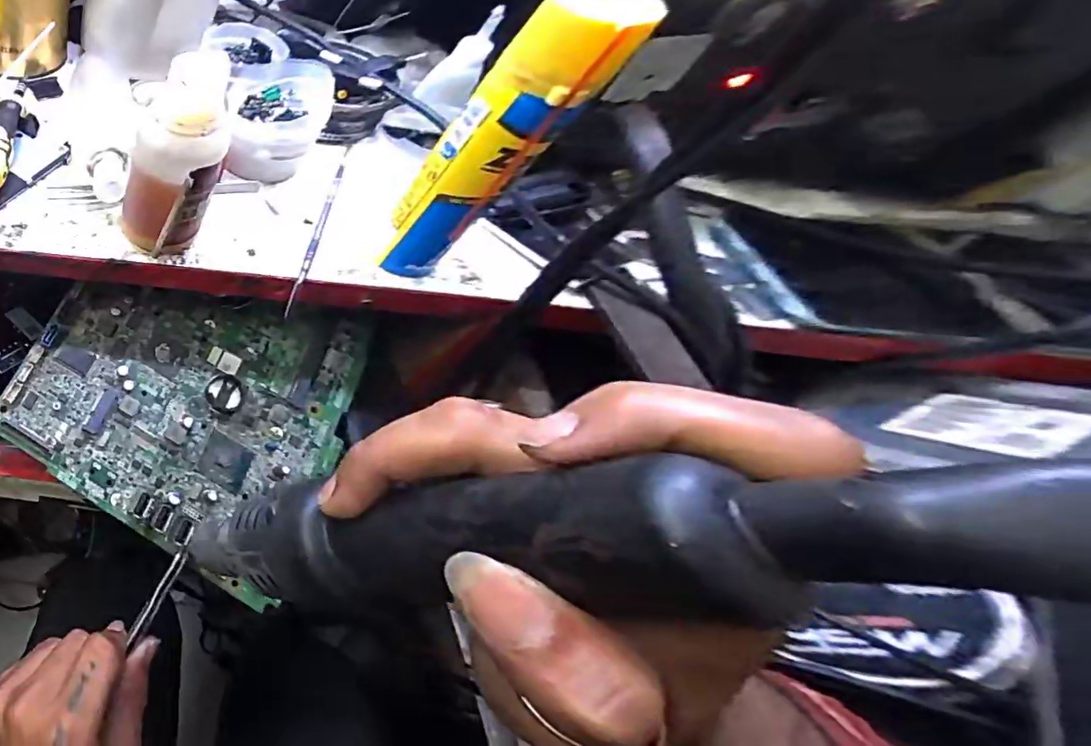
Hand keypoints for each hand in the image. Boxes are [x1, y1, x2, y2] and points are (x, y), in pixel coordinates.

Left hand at [0, 624, 159, 745]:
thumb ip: (131, 697)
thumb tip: (145, 645)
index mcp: (64, 727)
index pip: (100, 645)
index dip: (118, 650)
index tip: (124, 660)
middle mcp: (28, 708)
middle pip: (76, 639)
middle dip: (91, 659)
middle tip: (95, 698)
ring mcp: (2, 703)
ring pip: (52, 644)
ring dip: (66, 664)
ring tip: (68, 707)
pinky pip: (27, 659)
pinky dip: (41, 674)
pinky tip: (45, 708)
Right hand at [320, 382, 865, 745]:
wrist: (617, 703)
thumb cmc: (642, 709)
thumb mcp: (625, 723)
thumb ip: (581, 682)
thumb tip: (478, 574)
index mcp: (733, 543)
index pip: (766, 443)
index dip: (656, 418)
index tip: (549, 453)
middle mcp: (662, 482)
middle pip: (570, 410)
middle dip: (462, 439)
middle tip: (378, 488)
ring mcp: (590, 464)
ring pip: (507, 415)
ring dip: (422, 444)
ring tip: (359, 489)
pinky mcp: (536, 464)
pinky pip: (474, 435)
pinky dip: (416, 452)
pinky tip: (376, 481)